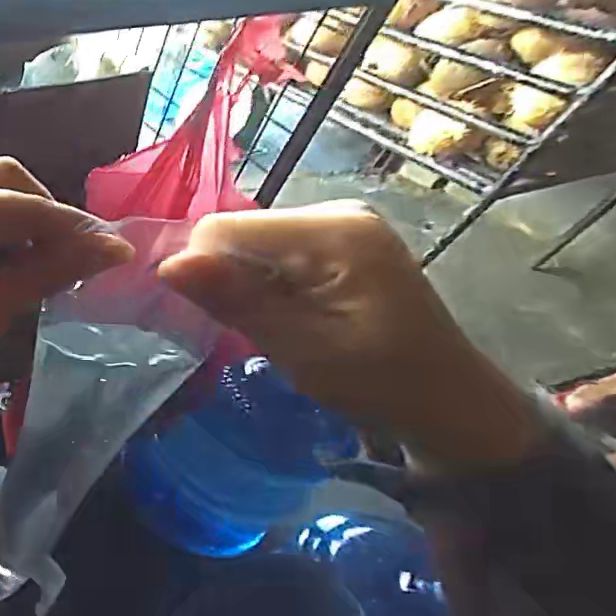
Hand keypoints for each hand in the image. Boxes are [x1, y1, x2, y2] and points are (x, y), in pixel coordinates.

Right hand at [158, 201, 541, 466]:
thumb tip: (167, 265)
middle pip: (235, 232)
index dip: (203, 270)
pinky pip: (269, 252)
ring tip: (274, 323)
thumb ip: (235, 300)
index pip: (221, 228)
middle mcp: (333, 211)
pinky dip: (262, 284)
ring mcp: (336, 223)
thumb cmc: (377, 381)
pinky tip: (286, 312)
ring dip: (243, 285)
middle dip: (226, 279)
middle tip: (255, 328)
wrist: (449, 403)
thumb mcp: (299, 347)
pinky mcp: (335, 241)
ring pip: (247, 244)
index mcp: (331, 230)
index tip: (217, 318)